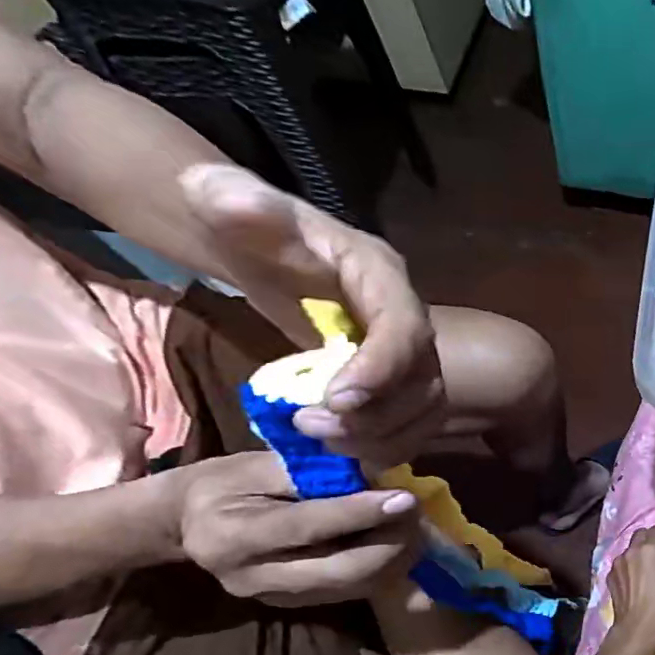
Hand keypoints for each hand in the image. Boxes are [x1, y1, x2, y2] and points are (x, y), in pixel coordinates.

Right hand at [166, 452, 422, 604]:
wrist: (190, 524)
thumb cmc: (227, 484)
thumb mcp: (257, 465)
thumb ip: (310, 472)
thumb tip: (372, 472)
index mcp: (229, 536)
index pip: (307, 527)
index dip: (360, 513)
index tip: (403, 497)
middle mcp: (252, 577)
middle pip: (341, 570)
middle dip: (390, 542)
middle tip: (416, 511)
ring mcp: (278, 598)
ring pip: (355, 585)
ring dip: (396, 556)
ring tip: (414, 524)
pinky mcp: (300, 605)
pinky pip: (354, 590)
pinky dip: (385, 567)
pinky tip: (399, 541)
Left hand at [180, 164, 443, 463]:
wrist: (265, 250)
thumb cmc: (250, 230)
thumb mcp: (233, 203)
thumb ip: (233, 199)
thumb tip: (229, 201)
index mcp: (383, 277)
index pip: (406, 329)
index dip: (382, 370)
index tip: (334, 400)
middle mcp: (411, 321)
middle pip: (423, 383)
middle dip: (374, 416)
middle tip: (310, 427)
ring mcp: (412, 358)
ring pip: (425, 413)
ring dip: (380, 439)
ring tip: (319, 443)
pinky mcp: (401, 386)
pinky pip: (412, 428)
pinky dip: (384, 449)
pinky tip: (342, 455)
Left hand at [606, 527, 654, 654]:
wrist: (638, 628)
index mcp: (651, 548)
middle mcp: (631, 550)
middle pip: (640, 535)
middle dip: (649, 543)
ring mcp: (617, 562)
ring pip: (629, 550)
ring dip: (637, 555)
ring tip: (644, 575)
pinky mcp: (609, 576)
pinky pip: (621, 565)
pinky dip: (628, 569)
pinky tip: (634, 585)